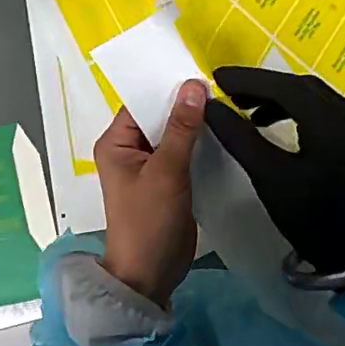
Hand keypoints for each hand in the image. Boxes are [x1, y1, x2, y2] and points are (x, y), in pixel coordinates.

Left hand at [95, 79, 206, 308]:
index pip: (140, 103)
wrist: (150, 272)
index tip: (200, 72)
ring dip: (195, 125)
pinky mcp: (167, 180)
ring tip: (229, 104)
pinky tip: (224, 133)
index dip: (166, 88)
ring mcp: (148, 166)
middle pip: (158, 117)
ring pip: (173, 135)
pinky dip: (199, 145)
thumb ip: (181, 128)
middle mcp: (128, 150)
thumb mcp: (166, 172)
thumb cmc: (148, 221)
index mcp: (115, 143)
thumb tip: (193, 85)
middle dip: (185, 105)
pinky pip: (183, 153)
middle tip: (222, 86)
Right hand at [203, 67, 344, 273]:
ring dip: (277, 97)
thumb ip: (238, 136)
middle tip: (227, 90)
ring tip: (244, 107)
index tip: (217, 77)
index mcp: (334, 123)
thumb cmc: (310, 216)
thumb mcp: (268, 176)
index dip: (248, 80)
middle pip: (301, 87)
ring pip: (313, 96)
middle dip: (261, 86)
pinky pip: (323, 109)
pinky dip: (294, 108)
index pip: (286, 87)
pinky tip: (271, 123)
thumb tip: (210, 106)